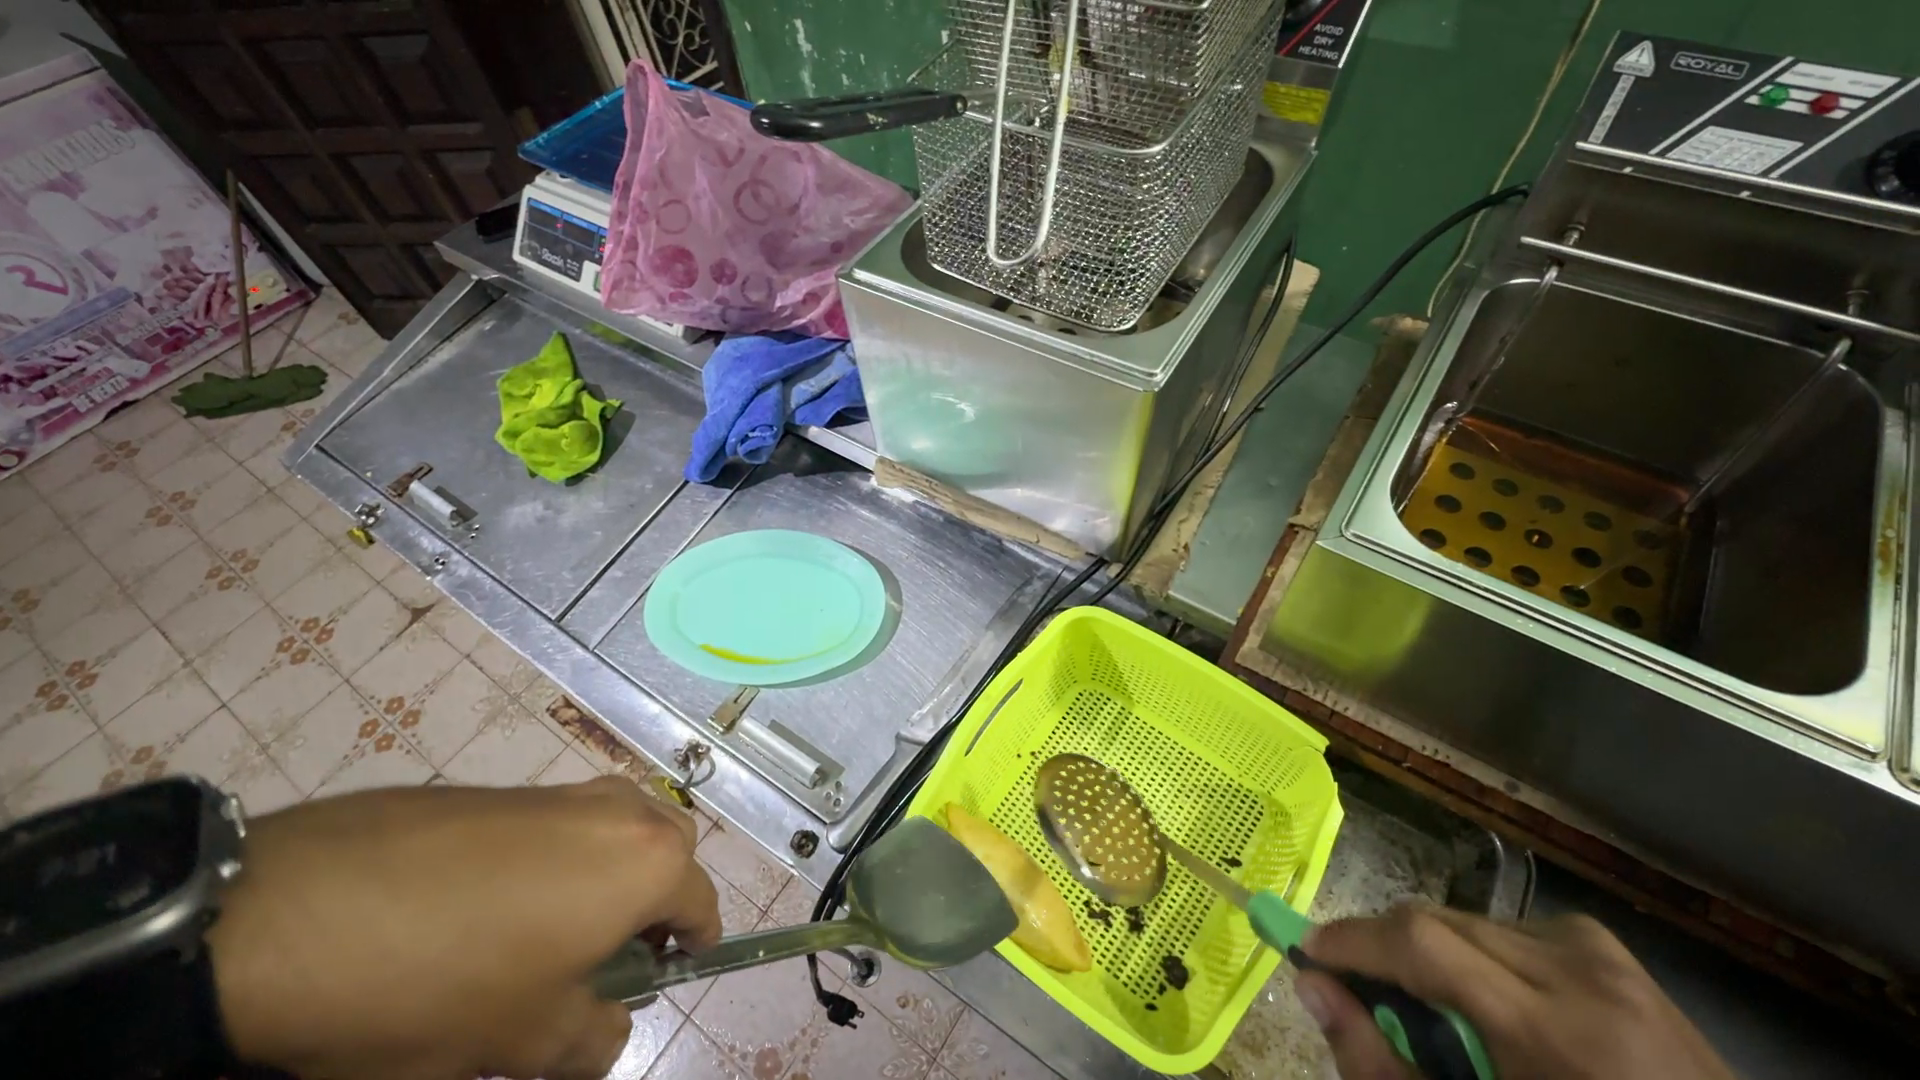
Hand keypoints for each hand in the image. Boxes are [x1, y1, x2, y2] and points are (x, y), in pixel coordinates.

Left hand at [208, 777, 720, 1079]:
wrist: (289, 913)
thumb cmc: (438, 985)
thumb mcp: (526, 1044)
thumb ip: (595, 1042)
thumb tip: (608, 1029)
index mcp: (644, 863)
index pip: (701, 902)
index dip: (692, 945)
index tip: (666, 974)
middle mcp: (615, 811)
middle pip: (670, 844)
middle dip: (659, 891)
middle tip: (610, 947)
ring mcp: (554, 791)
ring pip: (614, 823)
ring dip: (608, 868)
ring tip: (549, 927)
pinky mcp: (495, 789)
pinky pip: (555, 821)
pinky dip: (552, 856)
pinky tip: (485, 905)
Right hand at [1294, 904, 1735, 1079]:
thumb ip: (1379, 1063)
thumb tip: (1312, 986)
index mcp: (1554, 1033)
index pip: (1422, 944)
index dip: (1351, 939)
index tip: (1306, 950)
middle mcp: (1583, 973)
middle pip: (1439, 921)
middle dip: (1384, 947)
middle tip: (1357, 986)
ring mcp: (1605, 956)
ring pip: (1470, 921)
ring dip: (1431, 951)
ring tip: (1433, 1007)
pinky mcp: (1614, 951)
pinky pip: (1512, 930)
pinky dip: (1479, 955)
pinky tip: (1492, 1001)